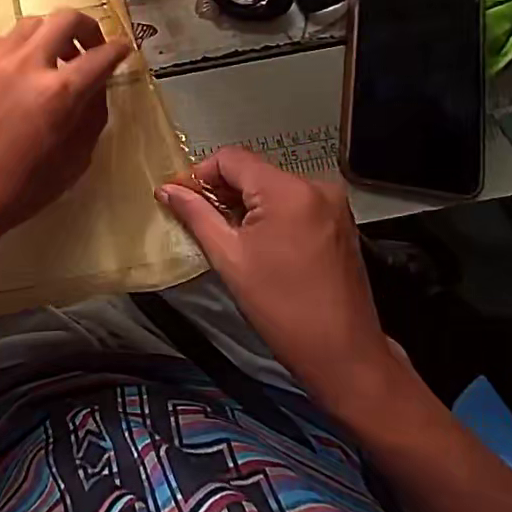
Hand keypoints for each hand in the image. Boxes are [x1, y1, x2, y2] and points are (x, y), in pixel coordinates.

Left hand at [0, 9, 131, 244]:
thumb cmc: (25, 185)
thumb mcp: (76, 157)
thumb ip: (93, 113)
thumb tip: (98, 83)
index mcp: (58, 93)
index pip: (100, 55)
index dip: (118, 50)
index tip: (122, 51)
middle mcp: (27, 66)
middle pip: (66, 19)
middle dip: (87, 28)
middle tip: (89, 49)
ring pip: (33, 23)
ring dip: (53, 34)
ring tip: (55, 59)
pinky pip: (5, 41)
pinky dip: (24, 48)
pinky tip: (24, 73)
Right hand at [157, 148, 404, 405]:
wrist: (343, 353)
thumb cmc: (281, 308)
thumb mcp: (228, 258)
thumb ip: (196, 215)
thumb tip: (168, 189)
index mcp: (287, 190)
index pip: (231, 158)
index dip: (199, 173)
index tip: (179, 196)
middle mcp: (315, 185)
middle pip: (253, 169)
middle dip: (220, 189)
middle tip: (194, 215)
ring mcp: (331, 202)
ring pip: (272, 184)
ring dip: (244, 201)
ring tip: (222, 230)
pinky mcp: (338, 219)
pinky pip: (293, 200)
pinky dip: (268, 211)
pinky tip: (254, 238)